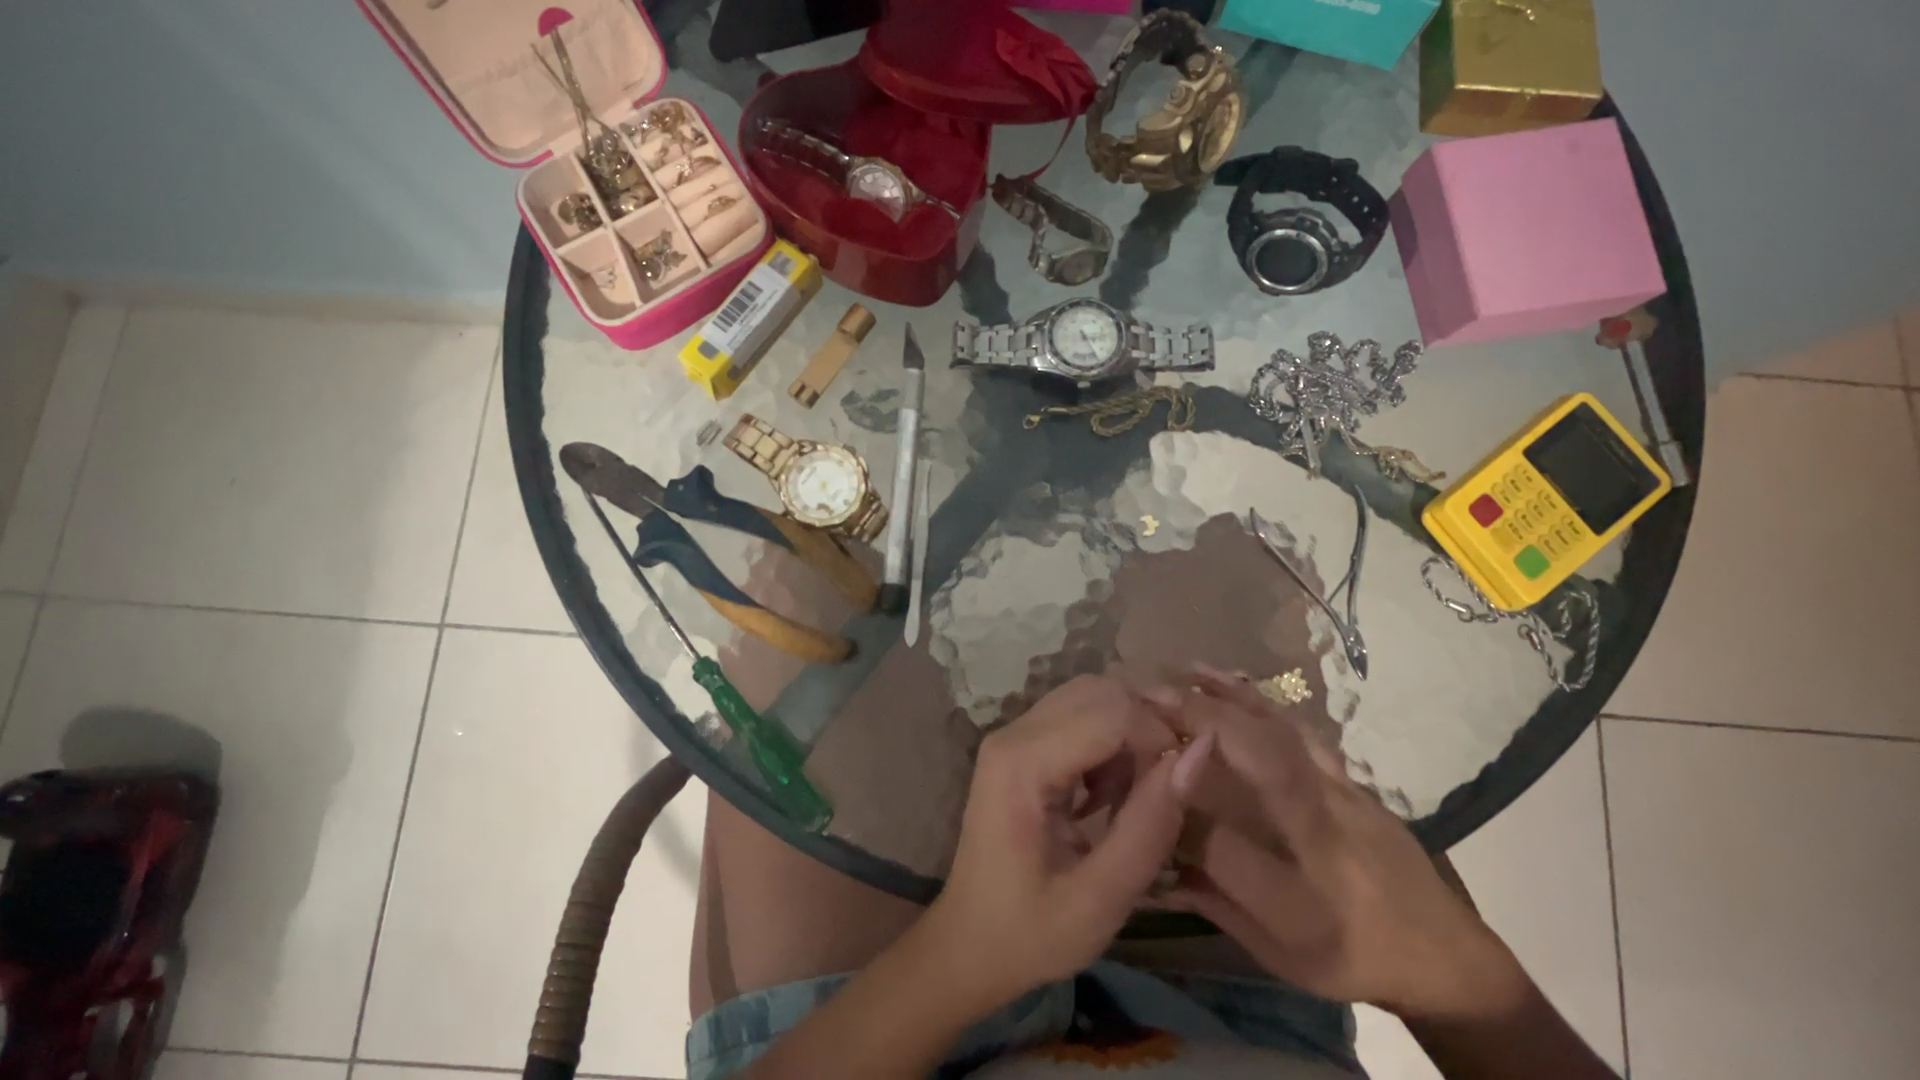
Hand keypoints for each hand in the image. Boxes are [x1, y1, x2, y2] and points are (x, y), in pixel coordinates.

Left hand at [923, 675, 1214, 1008]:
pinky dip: (1108, 743)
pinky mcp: (1018, 747)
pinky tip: (1107, 797)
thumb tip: (1200, 749)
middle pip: (1102, 691)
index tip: (1179, 791)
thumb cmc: (1031, 933)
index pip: (1112, 711)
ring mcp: (1011, 736)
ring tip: (1132, 798)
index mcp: (1022, 764)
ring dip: (1128, 735)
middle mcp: (1012, 733)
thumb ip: (1151, 822)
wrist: (968, 946)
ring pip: (1092, 697)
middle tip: (1164, 789)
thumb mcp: (1103, 897)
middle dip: (1146, 729)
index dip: (1160, 740)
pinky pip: (1077, 717)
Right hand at [1151, 668, 1526, 1021]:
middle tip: (1145, 697)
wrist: (1444, 954)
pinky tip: (1232, 682)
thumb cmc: (1352, 959)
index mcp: (1302, 896)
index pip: (1225, 845)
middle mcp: (1325, 836)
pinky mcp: (1352, 780)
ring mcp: (1344, 798)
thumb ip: (1213, 904)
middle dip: (1200, 722)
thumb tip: (1150, 866)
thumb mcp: (1277, 953)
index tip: (1133, 781)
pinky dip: (1262, 701)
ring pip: (1287, 736)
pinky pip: (1302, 732)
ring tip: (1181, 671)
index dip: (1175, 811)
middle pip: (1262, 764)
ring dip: (1228, 698)